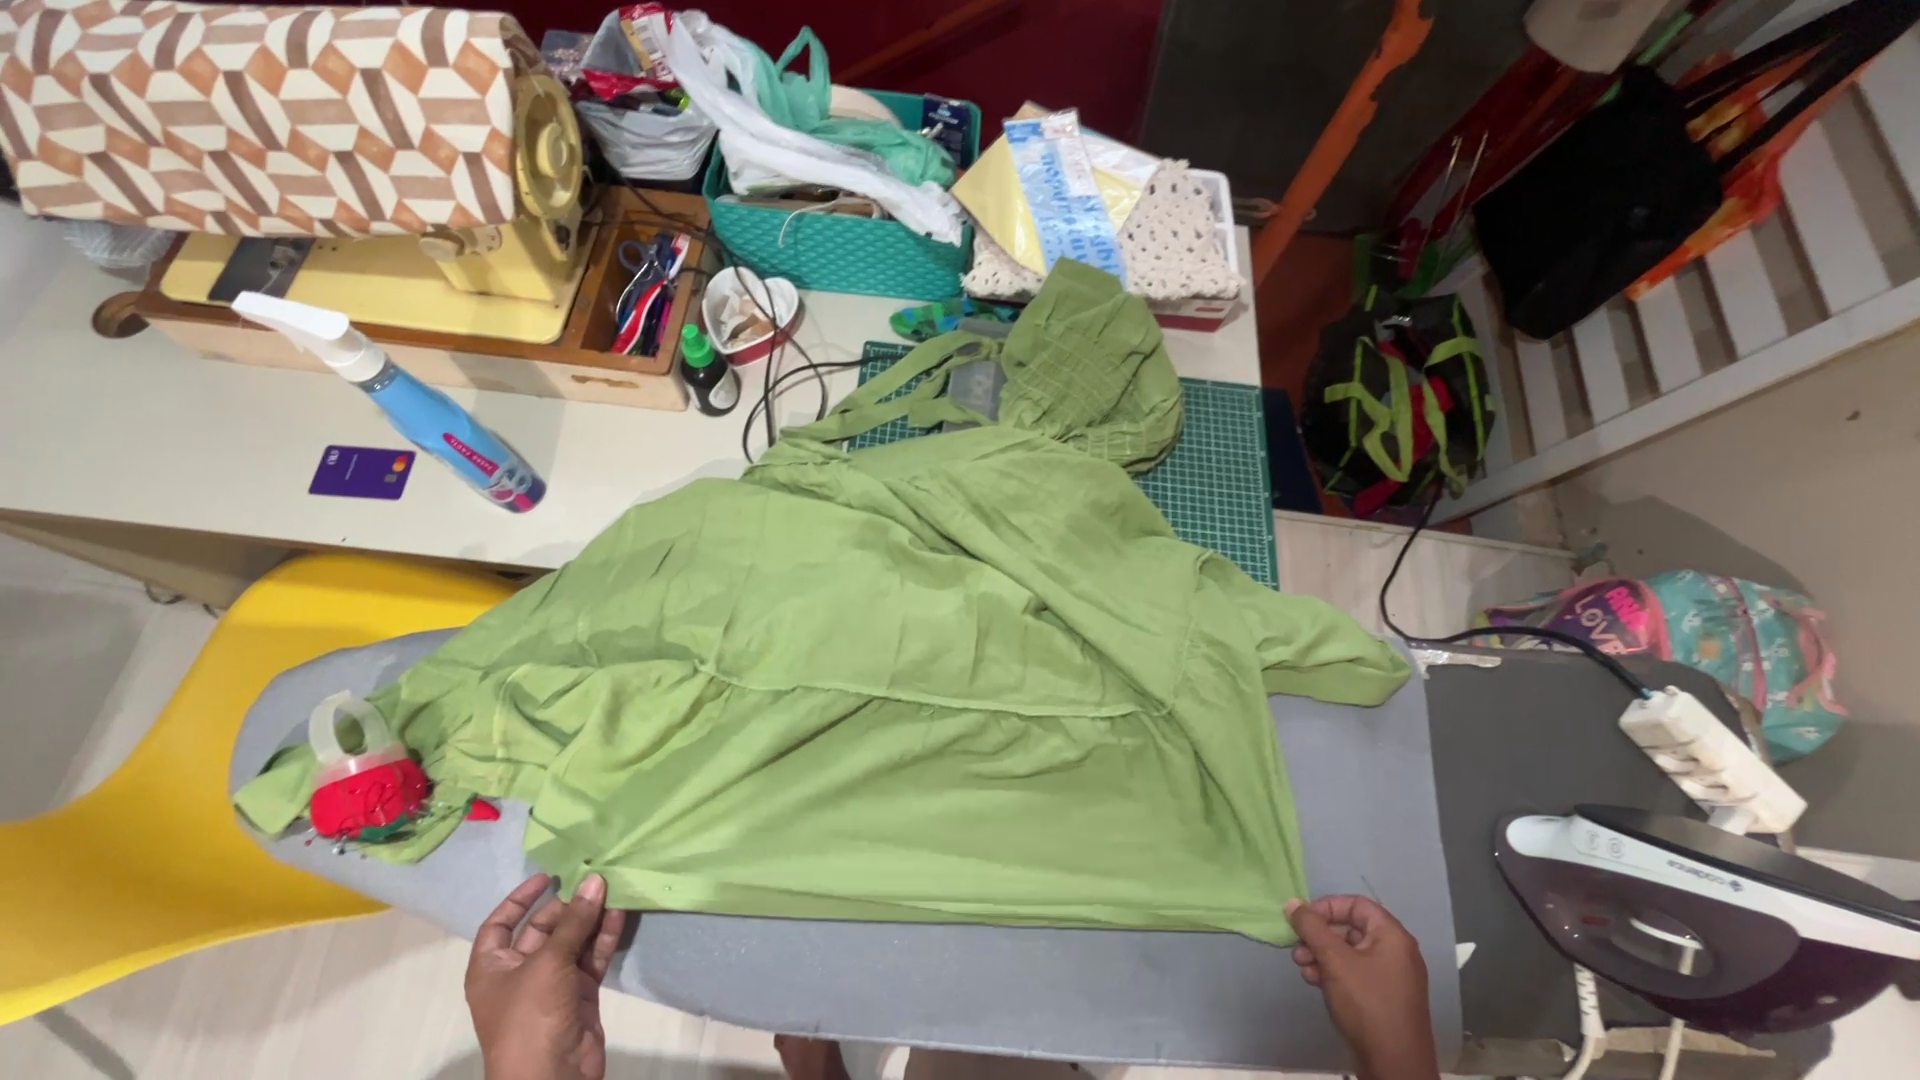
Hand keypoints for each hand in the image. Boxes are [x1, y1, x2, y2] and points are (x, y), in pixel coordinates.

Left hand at [466, 872, 626, 1079]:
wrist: (551, 1079)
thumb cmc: (531, 1018)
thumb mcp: (548, 963)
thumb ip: (574, 921)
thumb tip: (595, 881)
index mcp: (492, 968)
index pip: (500, 924)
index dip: (519, 899)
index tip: (548, 876)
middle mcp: (519, 972)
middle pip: (543, 928)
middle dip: (567, 905)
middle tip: (594, 880)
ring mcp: (551, 984)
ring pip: (572, 941)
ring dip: (590, 918)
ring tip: (613, 889)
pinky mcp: (579, 994)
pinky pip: (591, 957)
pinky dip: (604, 937)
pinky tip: (620, 914)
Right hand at [1286, 895, 1438, 1079]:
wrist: (1394, 1066)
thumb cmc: (1367, 1003)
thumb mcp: (1334, 960)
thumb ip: (1312, 927)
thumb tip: (1292, 903)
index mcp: (1392, 937)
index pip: (1356, 904)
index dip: (1327, 907)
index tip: (1303, 920)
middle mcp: (1395, 952)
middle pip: (1350, 928)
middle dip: (1319, 935)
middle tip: (1297, 948)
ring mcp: (1390, 976)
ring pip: (1348, 952)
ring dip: (1321, 954)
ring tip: (1302, 967)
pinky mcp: (1382, 997)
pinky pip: (1354, 972)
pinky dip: (1332, 972)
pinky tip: (1314, 982)